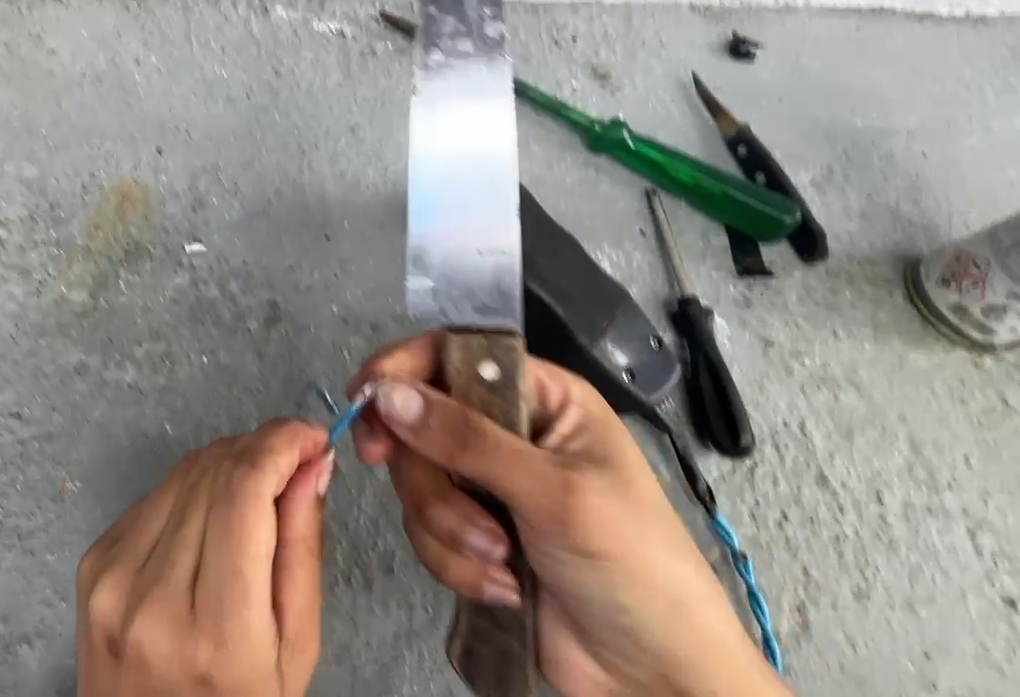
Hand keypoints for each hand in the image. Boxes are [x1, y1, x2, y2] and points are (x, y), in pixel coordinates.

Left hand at [75, 419, 334, 696]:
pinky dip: (192, 491)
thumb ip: (301, 549)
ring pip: (182, 474)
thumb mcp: (294, 651)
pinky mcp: (92, 562)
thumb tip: (309, 463)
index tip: (311, 435)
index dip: (279, 444)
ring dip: (228, 464)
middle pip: (211, 474)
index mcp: (216, 634)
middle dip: (260, 449)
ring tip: (257, 489)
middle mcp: (152, 597)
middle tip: (293, 460)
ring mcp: (112, 577)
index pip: (242, 493)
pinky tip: (211, 517)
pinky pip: (155, 496)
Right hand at [350, 334, 787, 696]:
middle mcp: (506, 430)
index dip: (403, 369)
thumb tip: (386, 392)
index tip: (366, 399)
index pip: (452, 354)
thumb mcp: (554, 493)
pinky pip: (421, 527)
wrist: (653, 677)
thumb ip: (466, 439)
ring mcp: (484, 483)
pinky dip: (451, 561)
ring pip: (415, 478)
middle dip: (432, 477)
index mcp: (540, 396)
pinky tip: (501, 586)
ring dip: (448, 527)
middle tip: (451, 508)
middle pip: (419, 421)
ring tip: (500, 562)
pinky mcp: (468, 532)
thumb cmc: (632, 565)